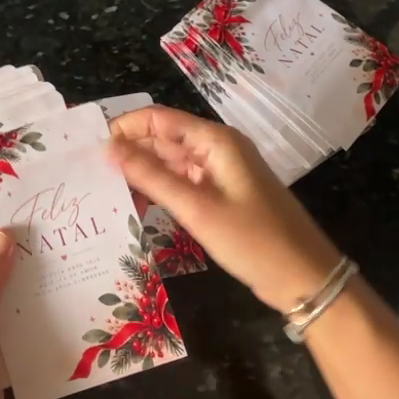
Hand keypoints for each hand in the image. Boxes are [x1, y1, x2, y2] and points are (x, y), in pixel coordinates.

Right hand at [111, 105, 341, 311]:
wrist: (308, 280)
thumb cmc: (254, 241)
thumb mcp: (196, 209)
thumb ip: (150, 177)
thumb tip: (108, 148)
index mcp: (214, 140)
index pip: (158, 118)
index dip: (124, 128)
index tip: (91, 150)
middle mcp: (216, 147)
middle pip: (163, 138)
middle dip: (129, 153)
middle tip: (93, 176)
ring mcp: (221, 171)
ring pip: (170, 162)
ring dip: (142, 174)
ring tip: (109, 194)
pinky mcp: (223, 193)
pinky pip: (183, 181)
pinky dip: (160, 190)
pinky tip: (137, 206)